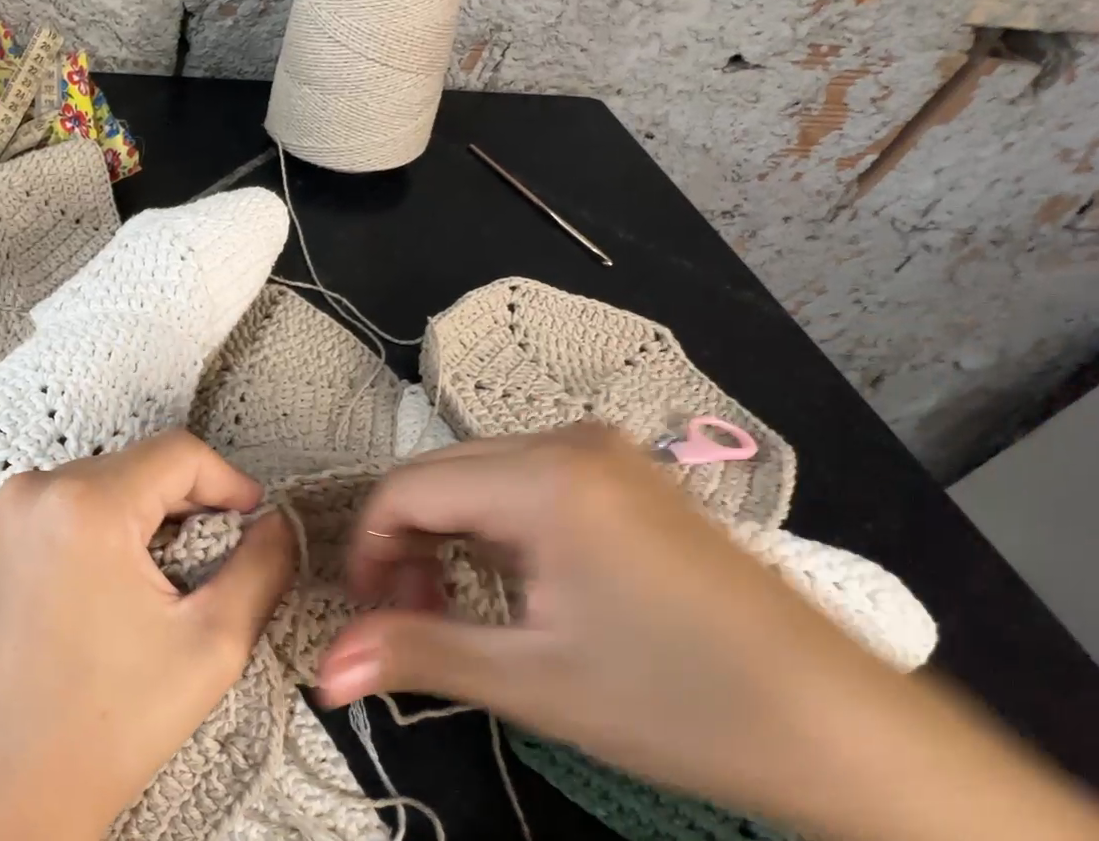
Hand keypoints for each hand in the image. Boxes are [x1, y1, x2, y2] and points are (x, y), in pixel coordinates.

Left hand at [0, 430, 295, 840]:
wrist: (12, 789)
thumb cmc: (103, 728)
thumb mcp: (212, 644)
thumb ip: (261, 567)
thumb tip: (276, 524)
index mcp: (84, 508)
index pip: (176, 452)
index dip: (226, 479)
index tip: (249, 514)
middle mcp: (31, 495)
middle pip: (135, 466)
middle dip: (183, 503)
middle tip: (209, 557)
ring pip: (97, 483)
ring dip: (137, 516)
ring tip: (156, 580)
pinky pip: (57, 507)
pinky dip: (93, 528)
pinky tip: (106, 586)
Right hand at [314, 424, 1098, 840]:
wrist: (845, 727)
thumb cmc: (681, 700)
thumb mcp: (532, 681)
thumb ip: (416, 655)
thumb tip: (322, 671)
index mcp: (542, 476)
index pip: (404, 489)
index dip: (369, 551)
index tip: (369, 615)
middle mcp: (568, 441)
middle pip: (438, 476)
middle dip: (406, 546)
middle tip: (413, 619)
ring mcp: (605, 453)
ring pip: (478, 478)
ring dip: (448, 538)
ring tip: (461, 610)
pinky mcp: (628, 477)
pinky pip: (524, 483)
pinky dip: (493, 530)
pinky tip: (512, 586)